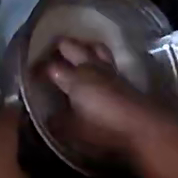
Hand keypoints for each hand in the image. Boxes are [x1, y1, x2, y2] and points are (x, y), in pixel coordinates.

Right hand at [38, 38, 177, 166]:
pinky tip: (98, 67)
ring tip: (76, 50)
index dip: (39, 68)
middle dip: (59, 46)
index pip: (51, 67)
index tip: (31, 72)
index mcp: (74, 79)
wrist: (145, 129)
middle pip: (72, 47)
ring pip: (94, 48)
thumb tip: (49, 116)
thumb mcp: (73, 132)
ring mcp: (110, 71)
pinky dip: (99, 57)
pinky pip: (108, 59)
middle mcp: (91, 68)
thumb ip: (58, 122)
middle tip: (50, 50)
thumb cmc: (104, 130)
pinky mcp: (125, 79)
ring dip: (83, 46)